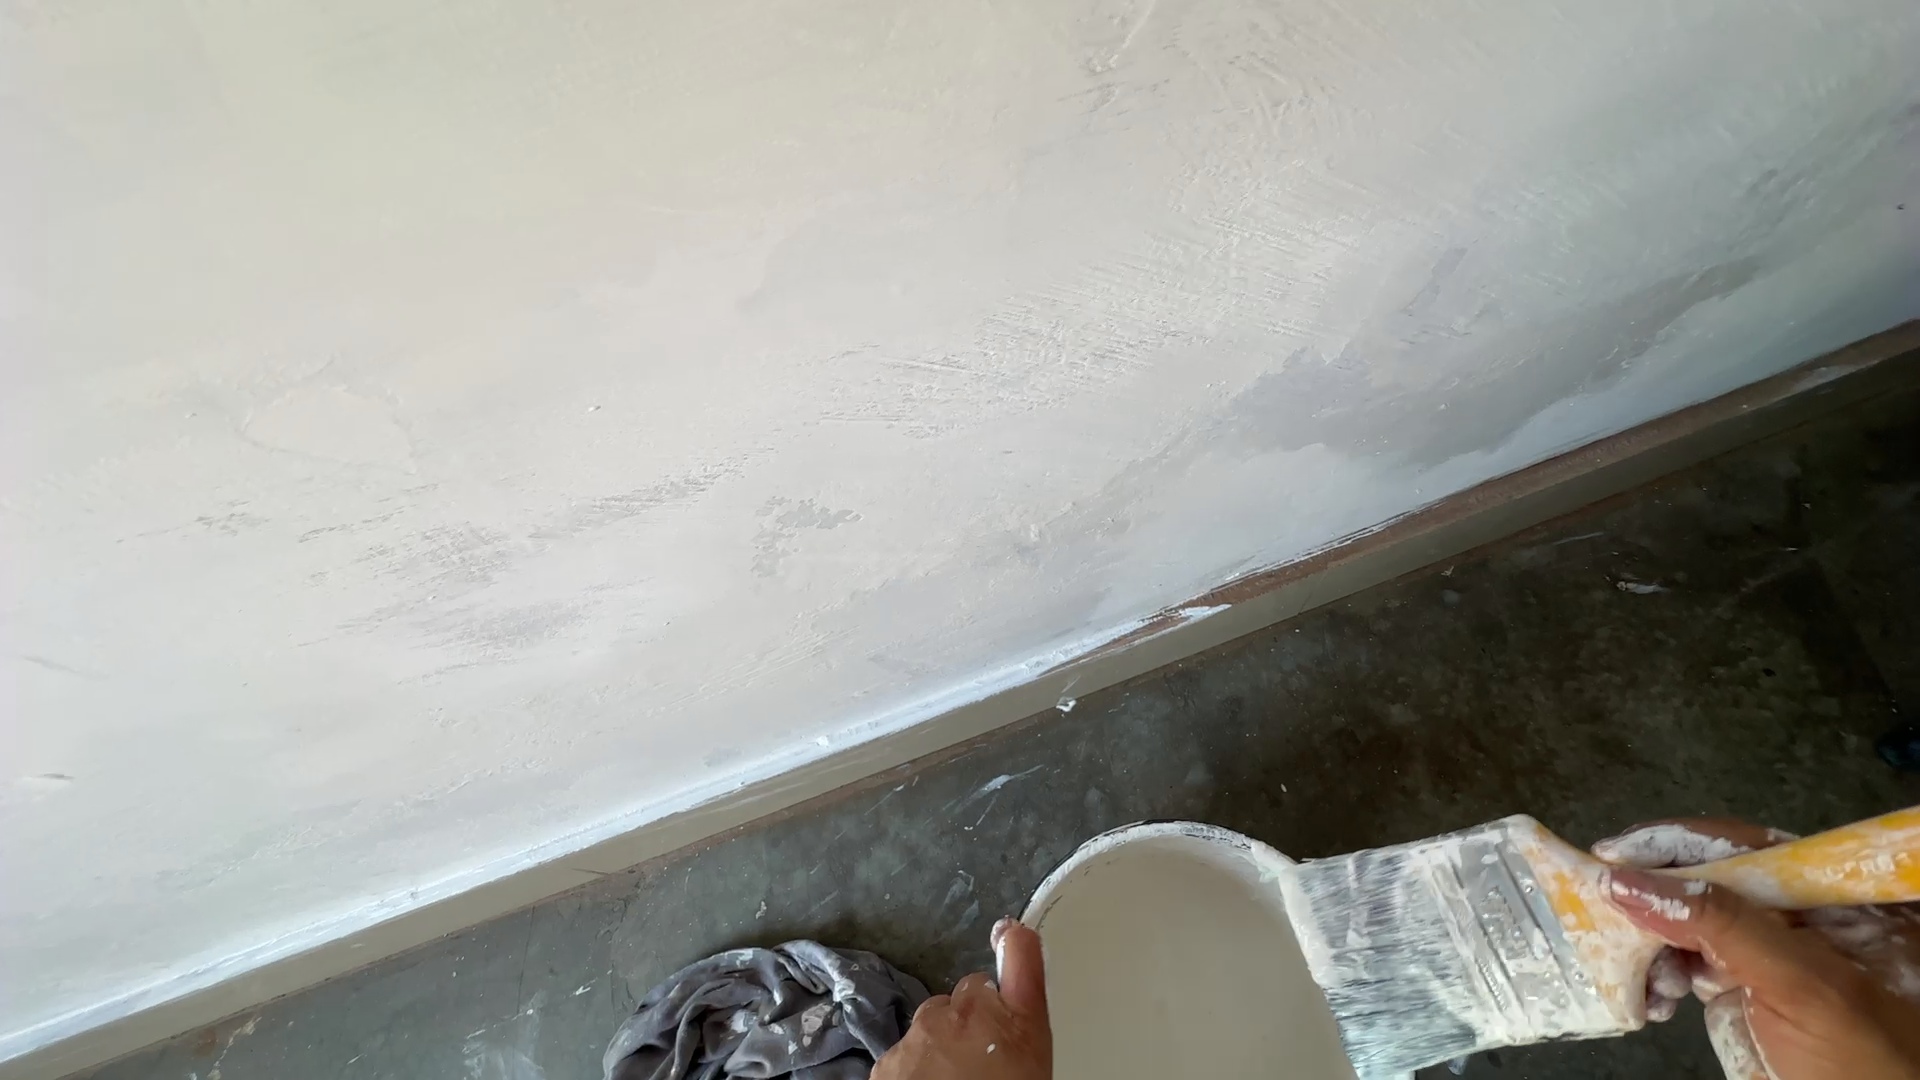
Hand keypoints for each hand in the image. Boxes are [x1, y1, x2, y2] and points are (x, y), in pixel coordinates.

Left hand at [871, 918, 1050, 1079]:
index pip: (1020, 956)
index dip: (1014, 941)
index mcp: (1015, 1023)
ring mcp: (923, 1035)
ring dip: (942, 1048)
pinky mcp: (889, 1062)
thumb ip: (1020, 1021)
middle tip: (983, 1066)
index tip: (1010, 931)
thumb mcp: (1030, 1066)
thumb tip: (1018, 980)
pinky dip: (915, 1070)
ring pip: (934, 1027)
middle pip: (968, 998)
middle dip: (972, 1021)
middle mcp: (967, 1015)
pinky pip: (906, 1053)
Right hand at [1596, 818, 1919, 1079]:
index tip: (1611, 857)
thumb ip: (1721, 924)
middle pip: (1698, 878)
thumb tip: (1619, 879)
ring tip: (1647, 975)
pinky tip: (1655, 993)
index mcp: (1832, 899)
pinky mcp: (1739, 975)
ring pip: (1678, 913)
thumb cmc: (1867, 1064)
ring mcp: (1767, 946)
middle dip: (1650, 898)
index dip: (1670, 845)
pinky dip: (1653, 967)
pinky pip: (1678, 950)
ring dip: (1645, 939)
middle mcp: (1798, 913)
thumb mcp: (1803, 987)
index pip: (1737, 846)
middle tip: (1606, 909)